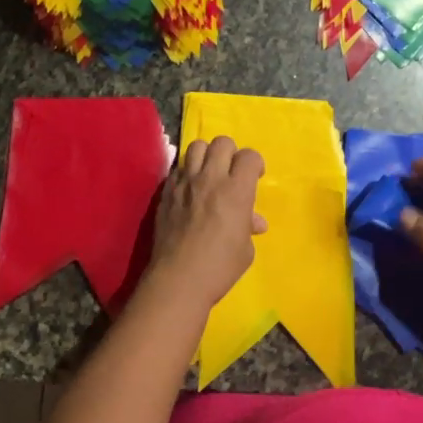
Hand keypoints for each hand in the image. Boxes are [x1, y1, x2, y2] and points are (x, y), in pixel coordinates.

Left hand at [146, 137, 266, 308]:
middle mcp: (211, 178)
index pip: (250, 156)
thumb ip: (248, 226)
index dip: (255, 164)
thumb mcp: (245, 250)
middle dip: (231, 153)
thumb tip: (253, 220)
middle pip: (222, 143)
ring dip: (206, 156)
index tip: (255, 177)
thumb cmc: (220, 267)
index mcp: (236, 190)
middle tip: (232, 173)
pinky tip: (189, 190)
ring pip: (196, 146)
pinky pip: (178, 168)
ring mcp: (186, 182)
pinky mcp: (167, 191)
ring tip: (208, 173)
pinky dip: (187, 173)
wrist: (178, 279)